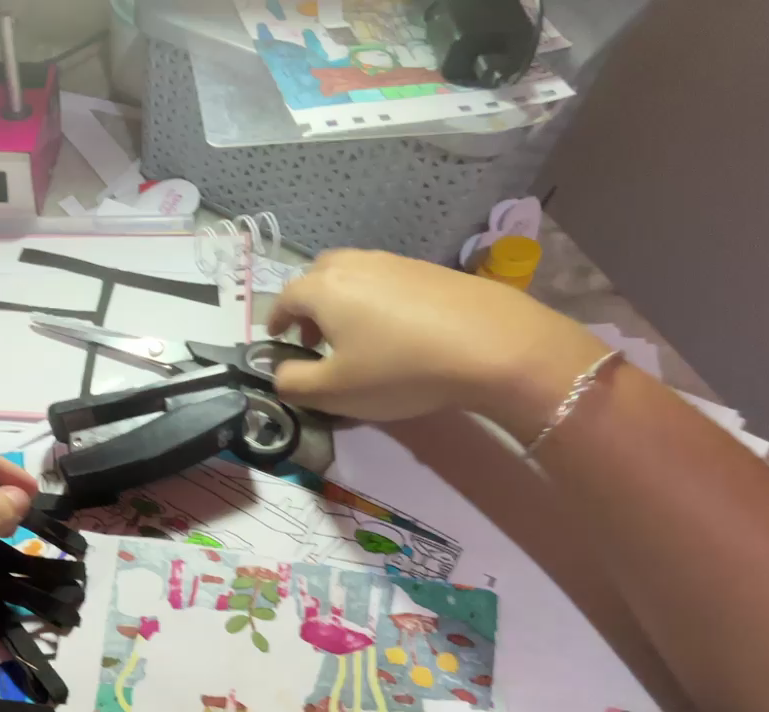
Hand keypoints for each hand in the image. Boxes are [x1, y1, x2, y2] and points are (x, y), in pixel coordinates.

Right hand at [265, 249, 612, 439]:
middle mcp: (357, 265)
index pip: (285, 298)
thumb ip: (292, 383)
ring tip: (353, 337)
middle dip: (308, 304)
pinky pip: (387, 280)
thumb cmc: (398, 370)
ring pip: (354, 274)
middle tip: (313, 338)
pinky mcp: (431, 271)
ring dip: (341, 301)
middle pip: (318, 275)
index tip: (277, 341)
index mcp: (324, 289)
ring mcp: (398, 263)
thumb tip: (279, 372)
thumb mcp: (332, 392)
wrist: (493, 346)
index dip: (275, 321)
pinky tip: (393, 332)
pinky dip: (374, 300)